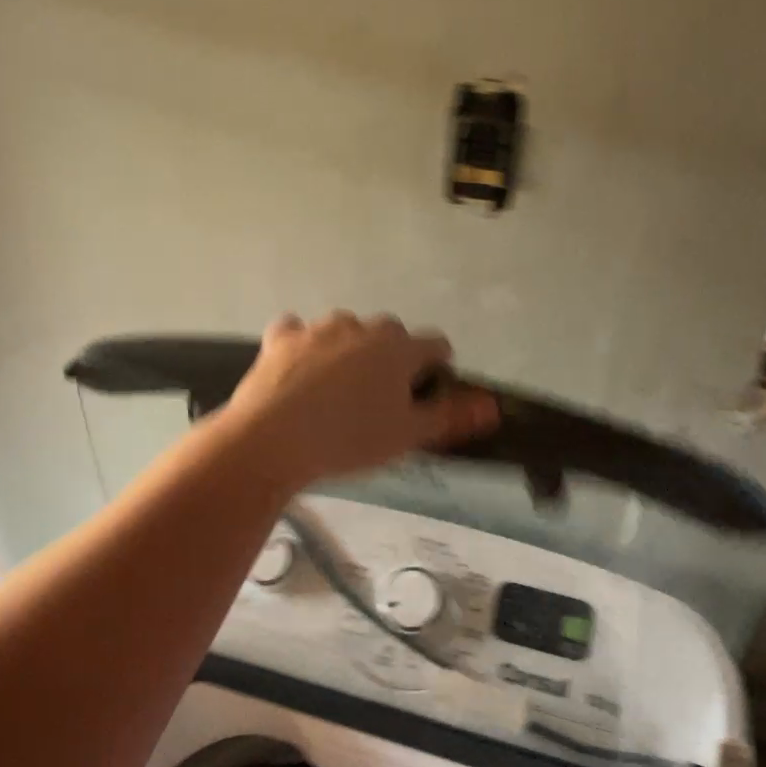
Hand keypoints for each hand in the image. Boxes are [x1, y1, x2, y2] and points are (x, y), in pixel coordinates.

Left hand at [216, 311, 498, 488]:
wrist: (272, 439)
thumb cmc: (349, 440)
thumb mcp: (407, 435)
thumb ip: (451, 416)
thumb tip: (493, 405)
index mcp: (399, 348)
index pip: (435, 345)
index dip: (437, 368)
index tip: (427, 393)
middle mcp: (362, 327)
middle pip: (390, 334)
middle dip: (392, 358)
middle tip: (381, 399)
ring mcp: (319, 328)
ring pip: (345, 330)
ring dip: (349, 350)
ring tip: (338, 390)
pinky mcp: (281, 337)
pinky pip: (298, 331)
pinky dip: (303, 345)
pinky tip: (298, 369)